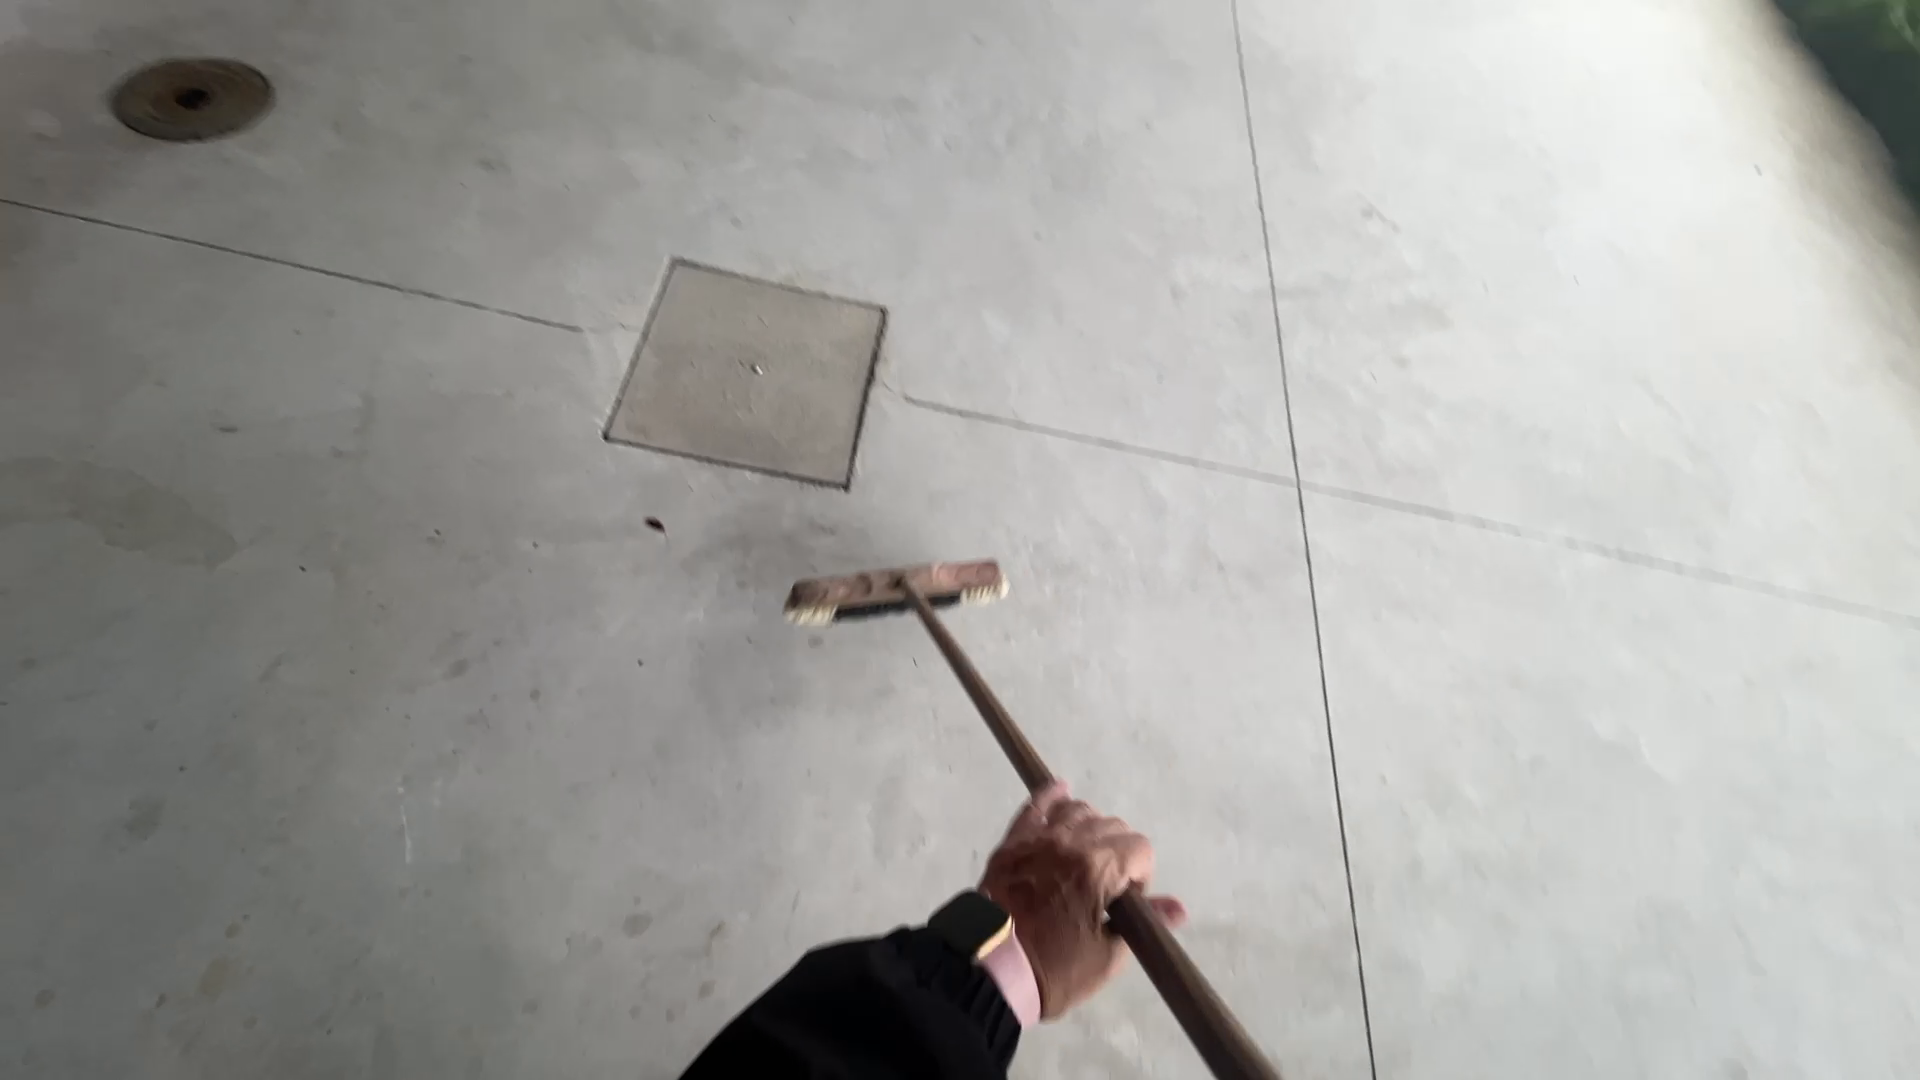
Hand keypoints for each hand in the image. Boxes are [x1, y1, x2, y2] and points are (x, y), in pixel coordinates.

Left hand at [978, 782, 1187, 1019]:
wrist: (991, 966)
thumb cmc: (1055, 968)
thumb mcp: (1107, 955)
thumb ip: (1143, 921)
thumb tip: (1179, 908)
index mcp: (1098, 868)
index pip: (1140, 848)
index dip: (1141, 875)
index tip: (1126, 901)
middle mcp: (1071, 841)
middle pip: (1112, 825)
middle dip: (1120, 851)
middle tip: (1108, 885)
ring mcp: (1040, 836)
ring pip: (1078, 809)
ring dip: (1091, 827)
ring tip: (1086, 855)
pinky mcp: (1014, 839)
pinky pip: (1036, 804)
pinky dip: (1052, 794)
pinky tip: (1062, 790)